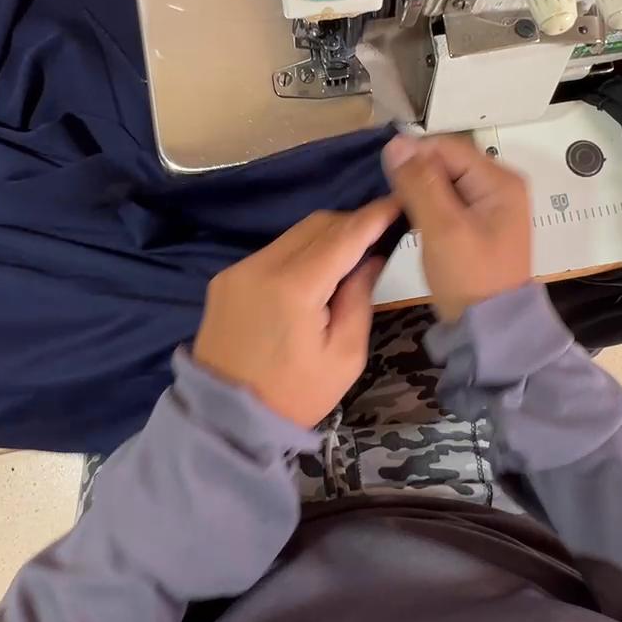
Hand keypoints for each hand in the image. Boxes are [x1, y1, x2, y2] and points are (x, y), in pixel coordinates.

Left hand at [192, 199, 398, 428]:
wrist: (224, 419)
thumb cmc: (294, 396)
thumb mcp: (344, 357)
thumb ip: (359, 299)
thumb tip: (370, 259)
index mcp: (294, 287)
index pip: (343, 236)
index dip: (373, 216)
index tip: (397, 202)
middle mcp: (261, 266)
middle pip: (316, 225)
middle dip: (350, 225)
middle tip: (377, 237)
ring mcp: (238, 270)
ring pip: (292, 235)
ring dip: (324, 239)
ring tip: (347, 261)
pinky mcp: (224, 279)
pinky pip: (271, 252)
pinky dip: (298, 255)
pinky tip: (311, 278)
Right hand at [383, 135, 532, 320]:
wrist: (489, 329)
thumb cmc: (468, 278)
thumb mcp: (442, 228)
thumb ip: (420, 183)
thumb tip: (396, 143)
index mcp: (500, 180)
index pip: (446, 146)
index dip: (414, 157)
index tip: (387, 181)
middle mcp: (500, 185)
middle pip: (446, 162)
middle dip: (417, 176)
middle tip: (394, 203)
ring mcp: (492, 205)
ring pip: (444, 181)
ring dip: (420, 192)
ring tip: (402, 213)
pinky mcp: (480, 223)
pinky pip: (448, 200)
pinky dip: (429, 206)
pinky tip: (414, 223)